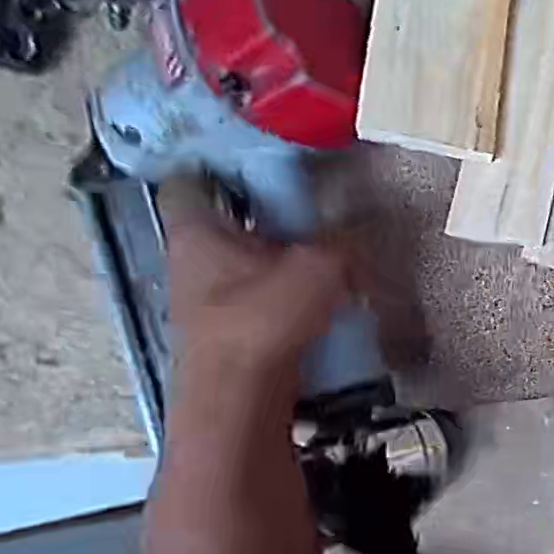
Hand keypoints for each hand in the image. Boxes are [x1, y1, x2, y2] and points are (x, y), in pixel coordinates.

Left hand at [158, 175, 348, 380]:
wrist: (242, 391)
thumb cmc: (265, 318)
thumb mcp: (319, 267)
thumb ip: (341, 240)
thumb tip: (363, 224)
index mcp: (197, 232)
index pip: (193, 183)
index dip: (225, 168)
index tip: (265, 163)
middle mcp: (190, 257)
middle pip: (231, 222)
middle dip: (271, 217)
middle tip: (316, 212)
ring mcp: (207, 293)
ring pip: (249, 258)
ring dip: (285, 255)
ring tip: (332, 256)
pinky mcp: (230, 322)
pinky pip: (262, 289)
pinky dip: (289, 286)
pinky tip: (324, 294)